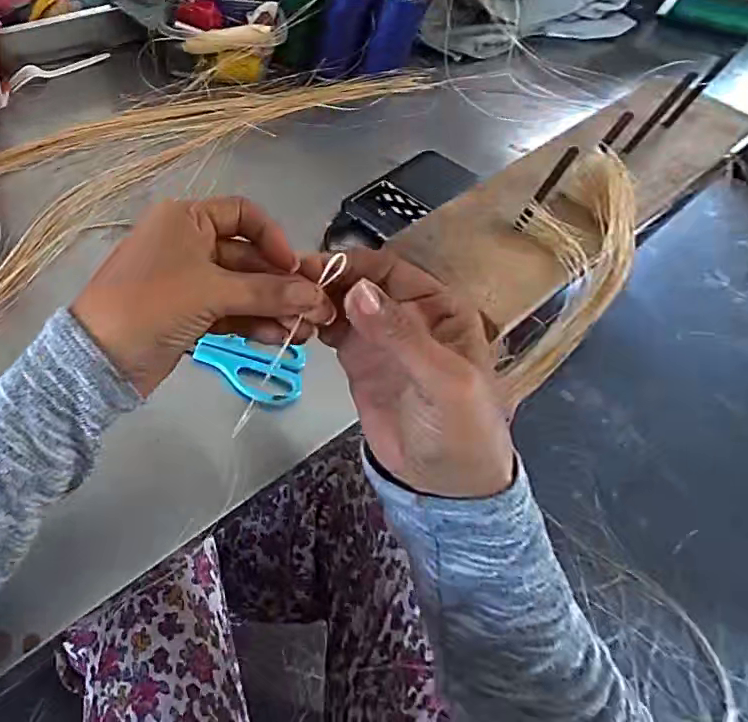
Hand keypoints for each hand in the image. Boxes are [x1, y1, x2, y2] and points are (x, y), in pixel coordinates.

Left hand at [71, 198, 335, 395]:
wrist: (101, 354)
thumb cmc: (152, 303)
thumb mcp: (211, 291)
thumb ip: (267, 291)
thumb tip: (315, 295)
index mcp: (183, 219)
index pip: (241, 213)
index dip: (272, 237)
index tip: (295, 267)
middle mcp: (185, 242)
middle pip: (246, 255)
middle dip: (281, 283)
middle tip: (318, 311)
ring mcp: (185, 279)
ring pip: (240, 287)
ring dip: (272, 306)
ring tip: (305, 332)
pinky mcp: (185, 312)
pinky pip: (227, 310)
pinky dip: (251, 322)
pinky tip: (279, 338)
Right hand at [303, 248, 515, 498]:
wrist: (443, 483)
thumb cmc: (461, 429)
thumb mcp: (441, 380)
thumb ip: (400, 334)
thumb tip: (356, 289)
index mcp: (438, 307)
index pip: (388, 269)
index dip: (349, 264)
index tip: (308, 267)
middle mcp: (405, 311)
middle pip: (356, 279)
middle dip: (322, 279)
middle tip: (287, 288)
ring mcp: (376, 332)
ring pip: (337, 298)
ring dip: (311, 297)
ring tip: (285, 307)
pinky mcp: (353, 352)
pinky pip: (327, 323)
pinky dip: (308, 318)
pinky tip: (293, 324)